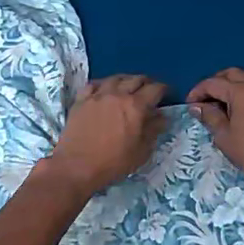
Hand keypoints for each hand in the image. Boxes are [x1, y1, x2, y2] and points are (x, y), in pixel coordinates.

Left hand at [37, 74, 167, 199]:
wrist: (76, 166)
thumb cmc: (113, 162)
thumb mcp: (141, 151)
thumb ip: (153, 130)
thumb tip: (162, 117)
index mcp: (135, 106)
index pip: (155, 89)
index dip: (164, 89)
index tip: (166, 94)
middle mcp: (117, 94)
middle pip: (136, 79)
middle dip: (146, 82)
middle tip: (149, 90)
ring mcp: (97, 95)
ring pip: (115, 78)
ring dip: (126, 80)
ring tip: (128, 87)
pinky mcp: (81, 100)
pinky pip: (94, 84)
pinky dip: (103, 84)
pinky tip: (104, 89)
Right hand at [186, 68, 243, 191]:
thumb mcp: (223, 135)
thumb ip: (209, 116)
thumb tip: (197, 106)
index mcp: (241, 91)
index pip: (213, 83)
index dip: (198, 91)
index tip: (189, 104)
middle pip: (231, 74)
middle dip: (215, 82)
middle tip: (204, 99)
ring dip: (232, 83)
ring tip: (222, 100)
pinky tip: (242, 106)